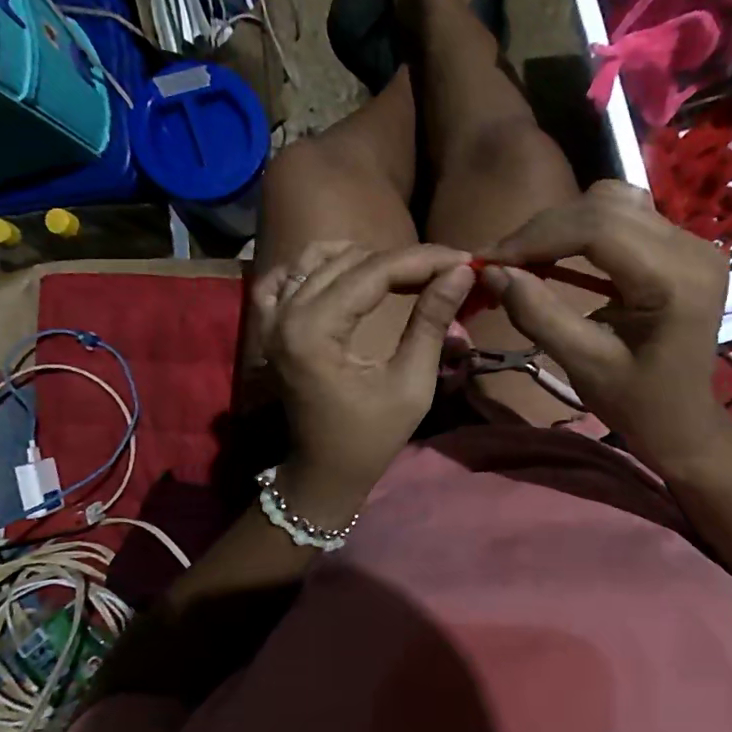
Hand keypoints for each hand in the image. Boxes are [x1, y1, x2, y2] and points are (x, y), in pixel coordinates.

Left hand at [251, 241, 475, 516]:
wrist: (324, 472)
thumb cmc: (371, 438)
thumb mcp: (411, 384)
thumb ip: (431, 322)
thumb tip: (461, 273)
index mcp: (315, 332)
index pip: (373, 272)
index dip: (423, 260)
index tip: (464, 259)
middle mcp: (284, 314)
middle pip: (349, 260)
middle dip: (402, 260)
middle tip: (445, 271)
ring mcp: (269, 317)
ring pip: (317, 259)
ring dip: (364, 258)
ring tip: (405, 273)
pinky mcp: (267, 325)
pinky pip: (285, 276)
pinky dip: (317, 267)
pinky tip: (345, 272)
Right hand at [480, 181, 731, 470]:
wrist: (683, 421)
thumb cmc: (637, 403)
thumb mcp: (584, 365)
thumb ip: (539, 315)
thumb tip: (492, 272)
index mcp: (676, 280)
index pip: (599, 229)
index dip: (537, 236)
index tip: (490, 259)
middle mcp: (692, 248)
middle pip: (604, 208)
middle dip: (543, 230)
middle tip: (499, 261)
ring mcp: (692, 243)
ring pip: (613, 203)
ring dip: (561, 224)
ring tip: (526, 256)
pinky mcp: (682, 246)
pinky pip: (625, 216)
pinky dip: (582, 228)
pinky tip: (557, 252)